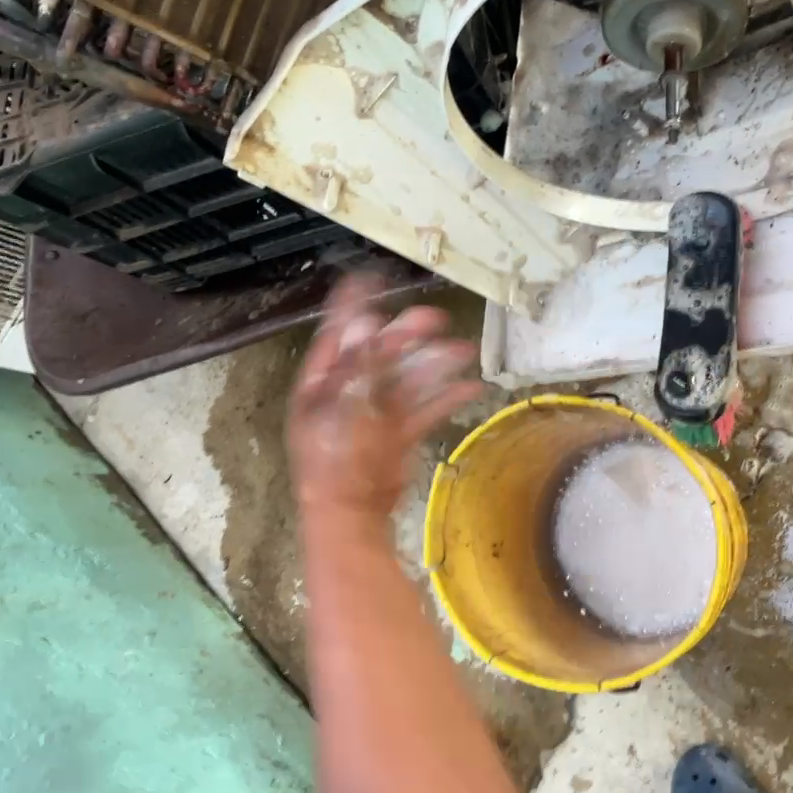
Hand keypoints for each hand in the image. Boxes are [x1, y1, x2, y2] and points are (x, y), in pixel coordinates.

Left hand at [286, 274, 482, 532]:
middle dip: (407, 334)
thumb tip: (365, 322)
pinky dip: (446, 398)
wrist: (351, 515)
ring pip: (408, 379)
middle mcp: (347, 394)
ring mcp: (374, 415)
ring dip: (434, 363)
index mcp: (322, 386)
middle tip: (434, 317)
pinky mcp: (398, 435)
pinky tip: (471, 386)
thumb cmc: (339, 462)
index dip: (351, 307)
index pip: (336, 336)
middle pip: (379, 354)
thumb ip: (359, 366)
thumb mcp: (345, 409)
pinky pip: (425, 409)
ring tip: (464, 348)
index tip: (370, 278)